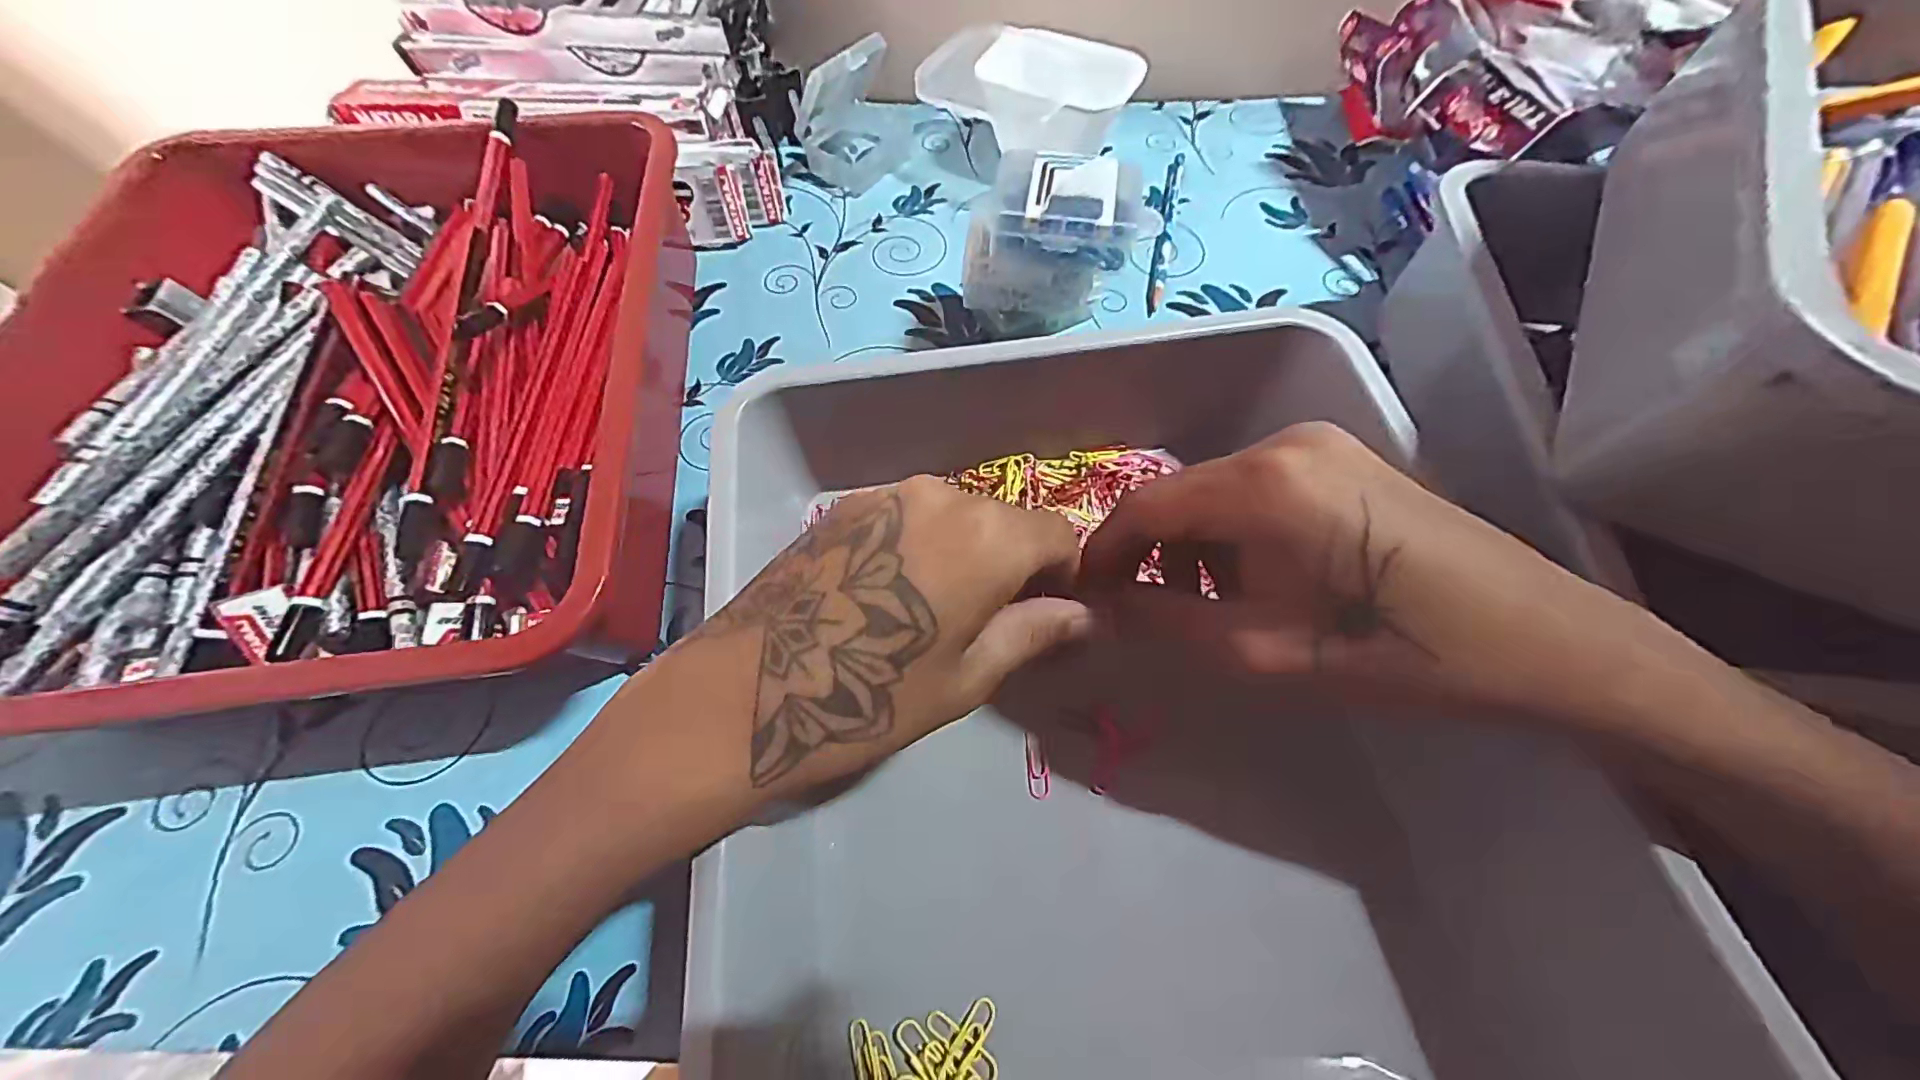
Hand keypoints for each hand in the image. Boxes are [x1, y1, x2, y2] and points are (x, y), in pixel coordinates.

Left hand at [687, 476, 1086, 793]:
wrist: (746, 690)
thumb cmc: (872, 696)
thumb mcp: (968, 676)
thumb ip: (1033, 631)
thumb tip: (1082, 614)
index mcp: (987, 535)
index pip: (1057, 534)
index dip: (1063, 575)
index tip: (1046, 614)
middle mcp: (942, 495)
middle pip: (1005, 521)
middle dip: (1013, 564)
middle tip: (988, 621)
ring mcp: (887, 494)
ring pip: (957, 516)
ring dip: (966, 552)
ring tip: (931, 610)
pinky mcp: (846, 506)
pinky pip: (909, 516)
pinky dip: (922, 545)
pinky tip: (888, 594)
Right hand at [1078, 422, 1662, 722]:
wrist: (1544, 642)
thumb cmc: (1397, 653)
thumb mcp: (1262, 650)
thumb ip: (1164, 621)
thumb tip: (1100, 607)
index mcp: (1262, 482)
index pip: (1143, 505)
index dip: (1104, 553)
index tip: (1086, 597)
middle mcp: (1283, 442)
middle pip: (1177, 495)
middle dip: (1147, 554)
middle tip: (1140, 611)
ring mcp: (1318, 443)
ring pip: (1213, 492)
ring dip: (1190, 547)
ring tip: (1204, 605)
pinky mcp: (1342, 457)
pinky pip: (1254, 489)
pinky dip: (1231, 533)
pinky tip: (1254, 578)